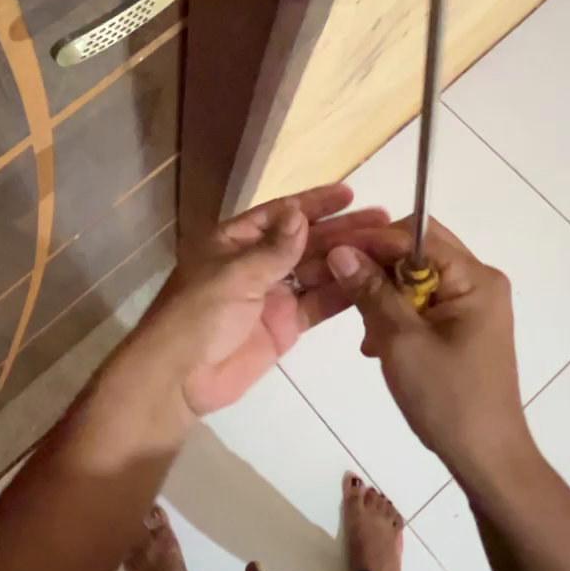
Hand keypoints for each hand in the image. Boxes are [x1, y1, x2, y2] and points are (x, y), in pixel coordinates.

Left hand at [115, 184, 389, 421]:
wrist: (179, 377)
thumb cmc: (197, 315)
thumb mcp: (233, 276)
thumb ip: (273, 249)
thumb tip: (300, 213)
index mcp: (235, 240)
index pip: (280, 214)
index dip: (314, 203)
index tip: (349, 193)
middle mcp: (256, 262)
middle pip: (305, 241)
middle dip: (342, 230)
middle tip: (385, 221)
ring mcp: (273, 294)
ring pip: (317, 271)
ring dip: (350, 259)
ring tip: (389, 247)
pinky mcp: (285, 325)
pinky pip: (318, 303)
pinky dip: (344, 293)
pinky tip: (374, 282)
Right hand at [325, 217, 535, 485]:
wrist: (486, 459)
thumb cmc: (447, 398)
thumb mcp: (400, 340)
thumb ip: (370, 290)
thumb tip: (339, 250)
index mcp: (475, 278)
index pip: (415, 235)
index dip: (370, 240)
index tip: (330, 251)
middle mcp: (479, 281)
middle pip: (416, 250)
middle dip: (376, 265)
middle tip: (343, 287)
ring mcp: (472, 303)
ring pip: (414, 274)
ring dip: (383, 292)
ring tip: (365, 328)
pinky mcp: (462, 324)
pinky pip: (421, 298)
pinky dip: (395, 311)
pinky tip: (378, 341)